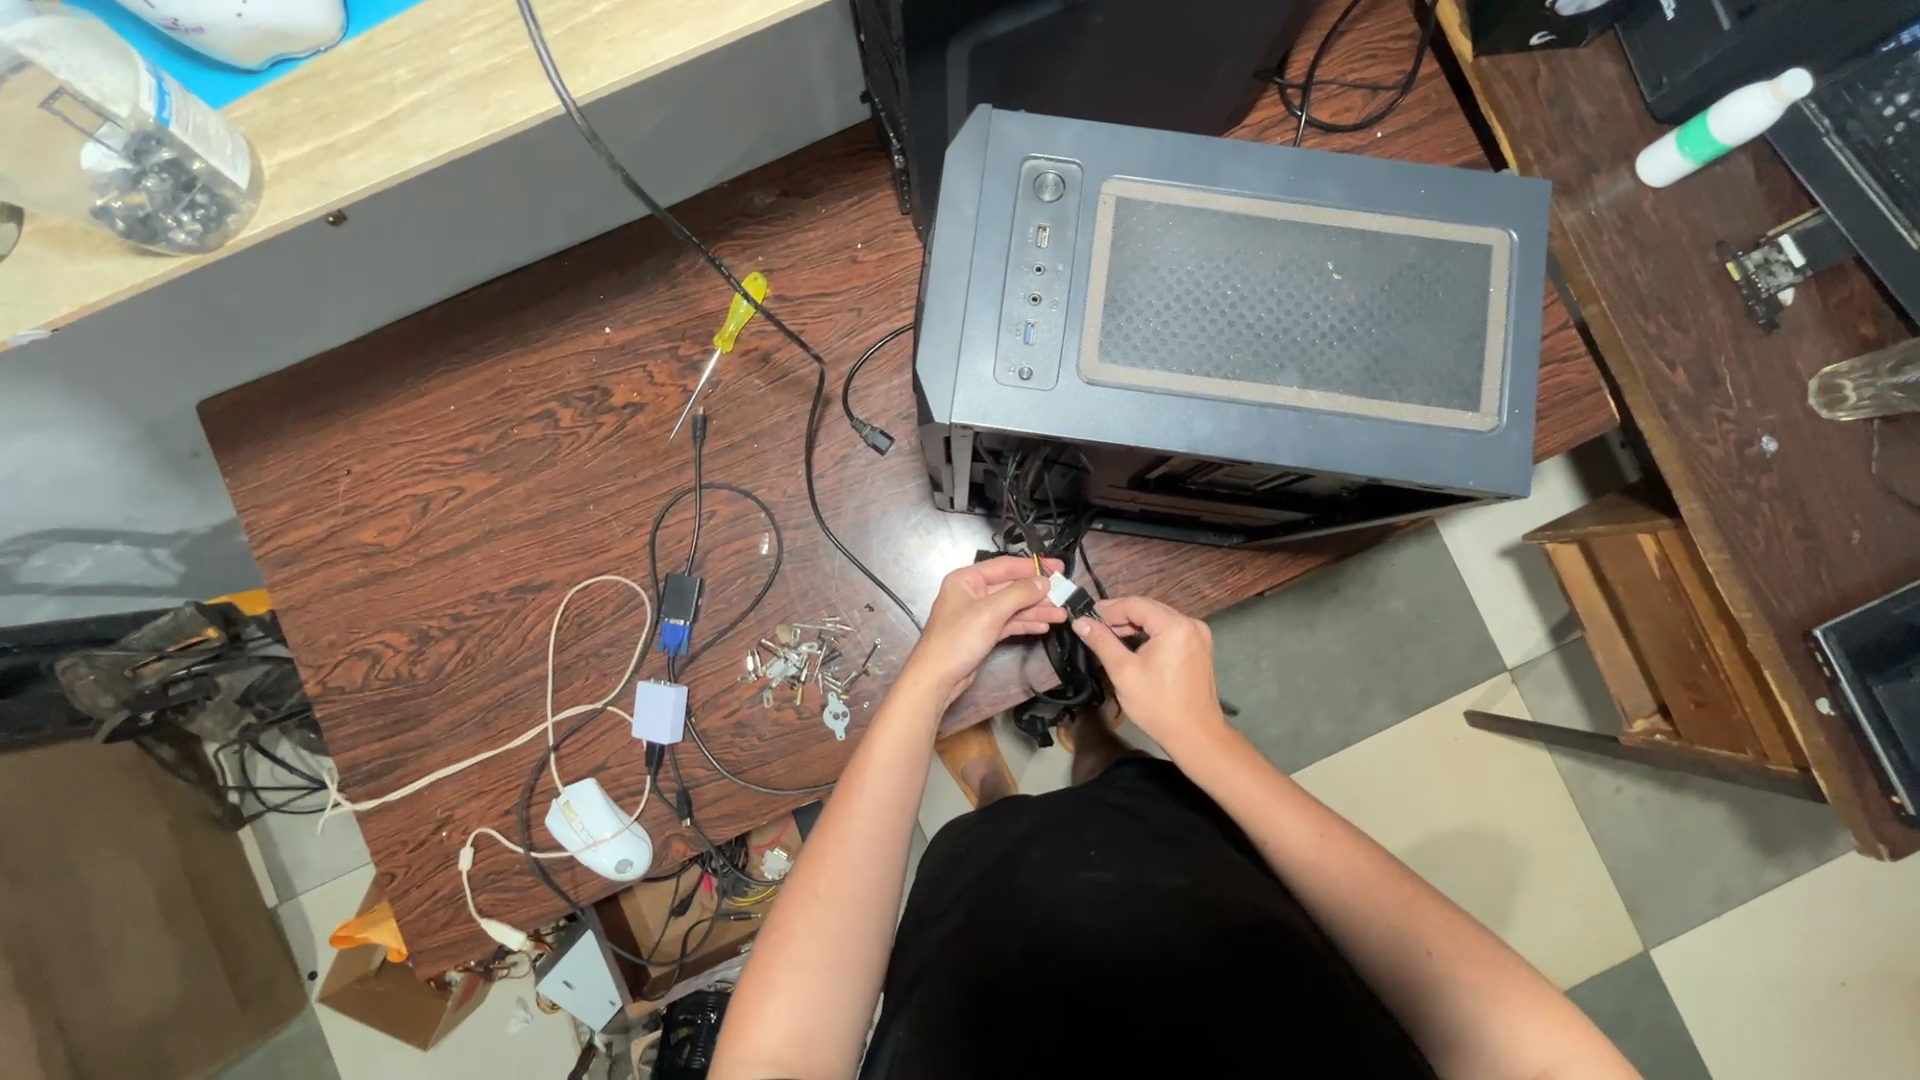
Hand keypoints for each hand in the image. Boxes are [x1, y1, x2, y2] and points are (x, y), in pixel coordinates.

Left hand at [900, 556, 1068, 705]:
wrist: (937, 678)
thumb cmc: (957, 640)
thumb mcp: (990, 612)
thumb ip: (1019, 594)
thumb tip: (1044, 582)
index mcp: (967, 579)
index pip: (1005, 566)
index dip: (1033, 566)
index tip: (1059, 568)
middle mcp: (973, 592)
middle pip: (1012, 586)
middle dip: (1038, 593)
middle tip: (1065, 595)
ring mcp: (979, 613)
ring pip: (1013, 606)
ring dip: (1037, 610)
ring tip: (1062, 614)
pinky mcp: (984, 632)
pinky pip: (1010, 622)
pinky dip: (1026, 623)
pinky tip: (1044, 625)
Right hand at [1073, 596, 1228, 755]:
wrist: (1195, 735)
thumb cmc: (1157, 705)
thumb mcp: (1123, 672)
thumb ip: (1101, 642)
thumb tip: (1080, 622)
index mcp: (1175, 626)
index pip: (1135, 604)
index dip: (1108, 609)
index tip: (1086, 617)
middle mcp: (1191, 624)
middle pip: (1148, 608)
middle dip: (1120, 616)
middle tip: (1094, 626)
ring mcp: (1199, 635)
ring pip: (1158, 619)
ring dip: (1134, 625)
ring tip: (1109, 636)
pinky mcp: (1199, 647)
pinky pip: (1169, 630)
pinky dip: (1149, 634)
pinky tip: (1132, 645)